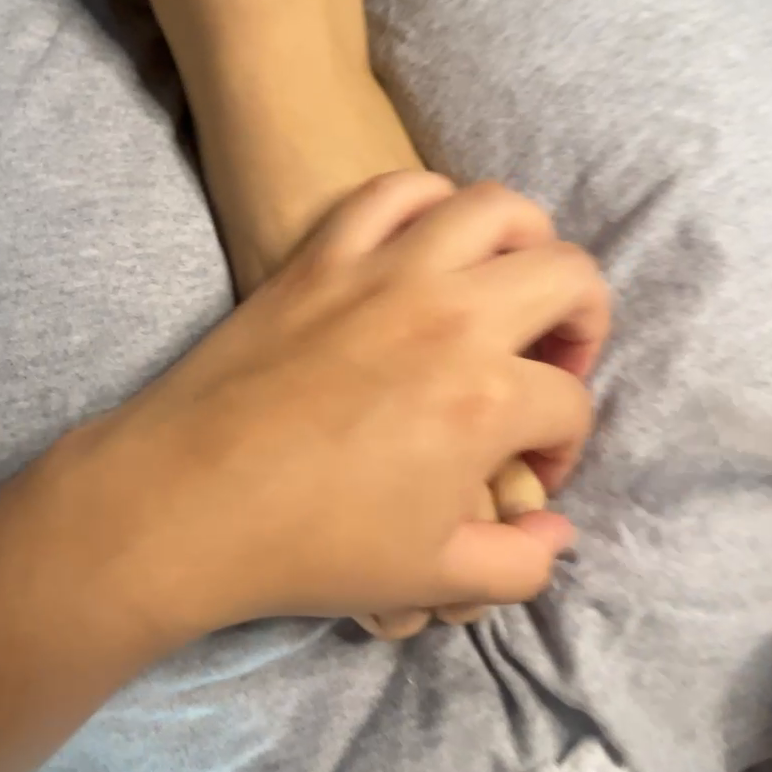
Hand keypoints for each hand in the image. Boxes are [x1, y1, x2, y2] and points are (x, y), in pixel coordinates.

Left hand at [20, 172, 607, 644]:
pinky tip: (429, 238)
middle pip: (570, 278)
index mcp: (487, 400)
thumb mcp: (433, 579)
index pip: (569, 405)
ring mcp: (384, 273)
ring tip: (509, 285)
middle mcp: (451, 317)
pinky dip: (427, 201)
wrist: (186, 503)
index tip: (529, 470)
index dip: (563, 444)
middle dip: (585, 323)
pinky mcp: (323, 256)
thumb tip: (560, 532)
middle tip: (551, 366)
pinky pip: (392, 192)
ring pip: (495, 209)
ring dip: (525, 242)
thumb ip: (522, 564)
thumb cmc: (308, 546)